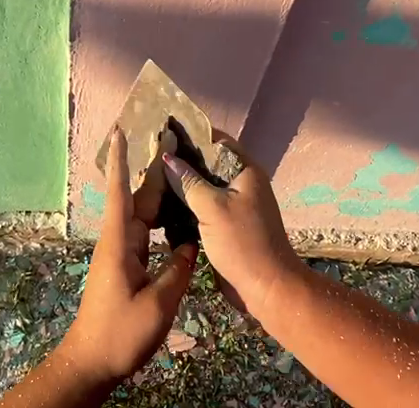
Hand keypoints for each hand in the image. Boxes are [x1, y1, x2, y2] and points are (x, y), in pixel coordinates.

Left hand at [58, 128, 197, 386]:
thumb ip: (177, 270)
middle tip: (172, 141)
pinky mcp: (128, 265)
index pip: (119, 190)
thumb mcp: (157, 304)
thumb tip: (190, 244)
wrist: (92, 362)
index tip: (120, 130)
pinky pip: (147, 232)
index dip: (120, 159)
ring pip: (144, 214)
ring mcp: (122, 252)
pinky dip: (162, 218)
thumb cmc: (120, 332)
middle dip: (153, 168)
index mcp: (120, 241)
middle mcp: (119, 239)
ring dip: (159, 192)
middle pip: (138, 197)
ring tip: (181, 169)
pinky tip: (179, 214)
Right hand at [162, 131, 303, 320]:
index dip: (192, 133)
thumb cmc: (243, 243)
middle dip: (183, 159)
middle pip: (208, 162)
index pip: (216, 140)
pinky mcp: (227, 224)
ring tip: (152, 176)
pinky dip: (187, 202)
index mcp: (245, 170)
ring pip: (204, 185)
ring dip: (183, 183)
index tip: (164, 129)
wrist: (267, 289)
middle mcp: (241, 182)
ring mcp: (235, 204)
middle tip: (151, 154)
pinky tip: (163, 202)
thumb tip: (167, 158)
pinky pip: (204, 205)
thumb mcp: (212, 208)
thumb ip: (189, 182)